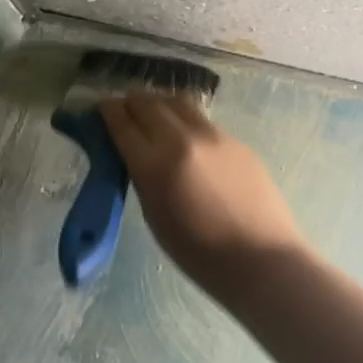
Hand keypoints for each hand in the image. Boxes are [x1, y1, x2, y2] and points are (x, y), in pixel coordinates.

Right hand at [98, 93, 305, 285]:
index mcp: (155, 165)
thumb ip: (141, 176)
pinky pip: (201, 119)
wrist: (261, 260)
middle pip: (147, 104)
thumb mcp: (153, 214)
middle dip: (130, 103)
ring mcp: (213, 137)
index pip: (122, 123)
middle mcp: (182, 140)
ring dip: (158, 103)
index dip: (107, 111)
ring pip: (176, 102)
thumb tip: (133, 152)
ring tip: (153, 114)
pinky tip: (185, 137)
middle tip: (122, 110)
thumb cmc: (198, 252)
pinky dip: (184, 119)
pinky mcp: (236, 140)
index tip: (100, 108)